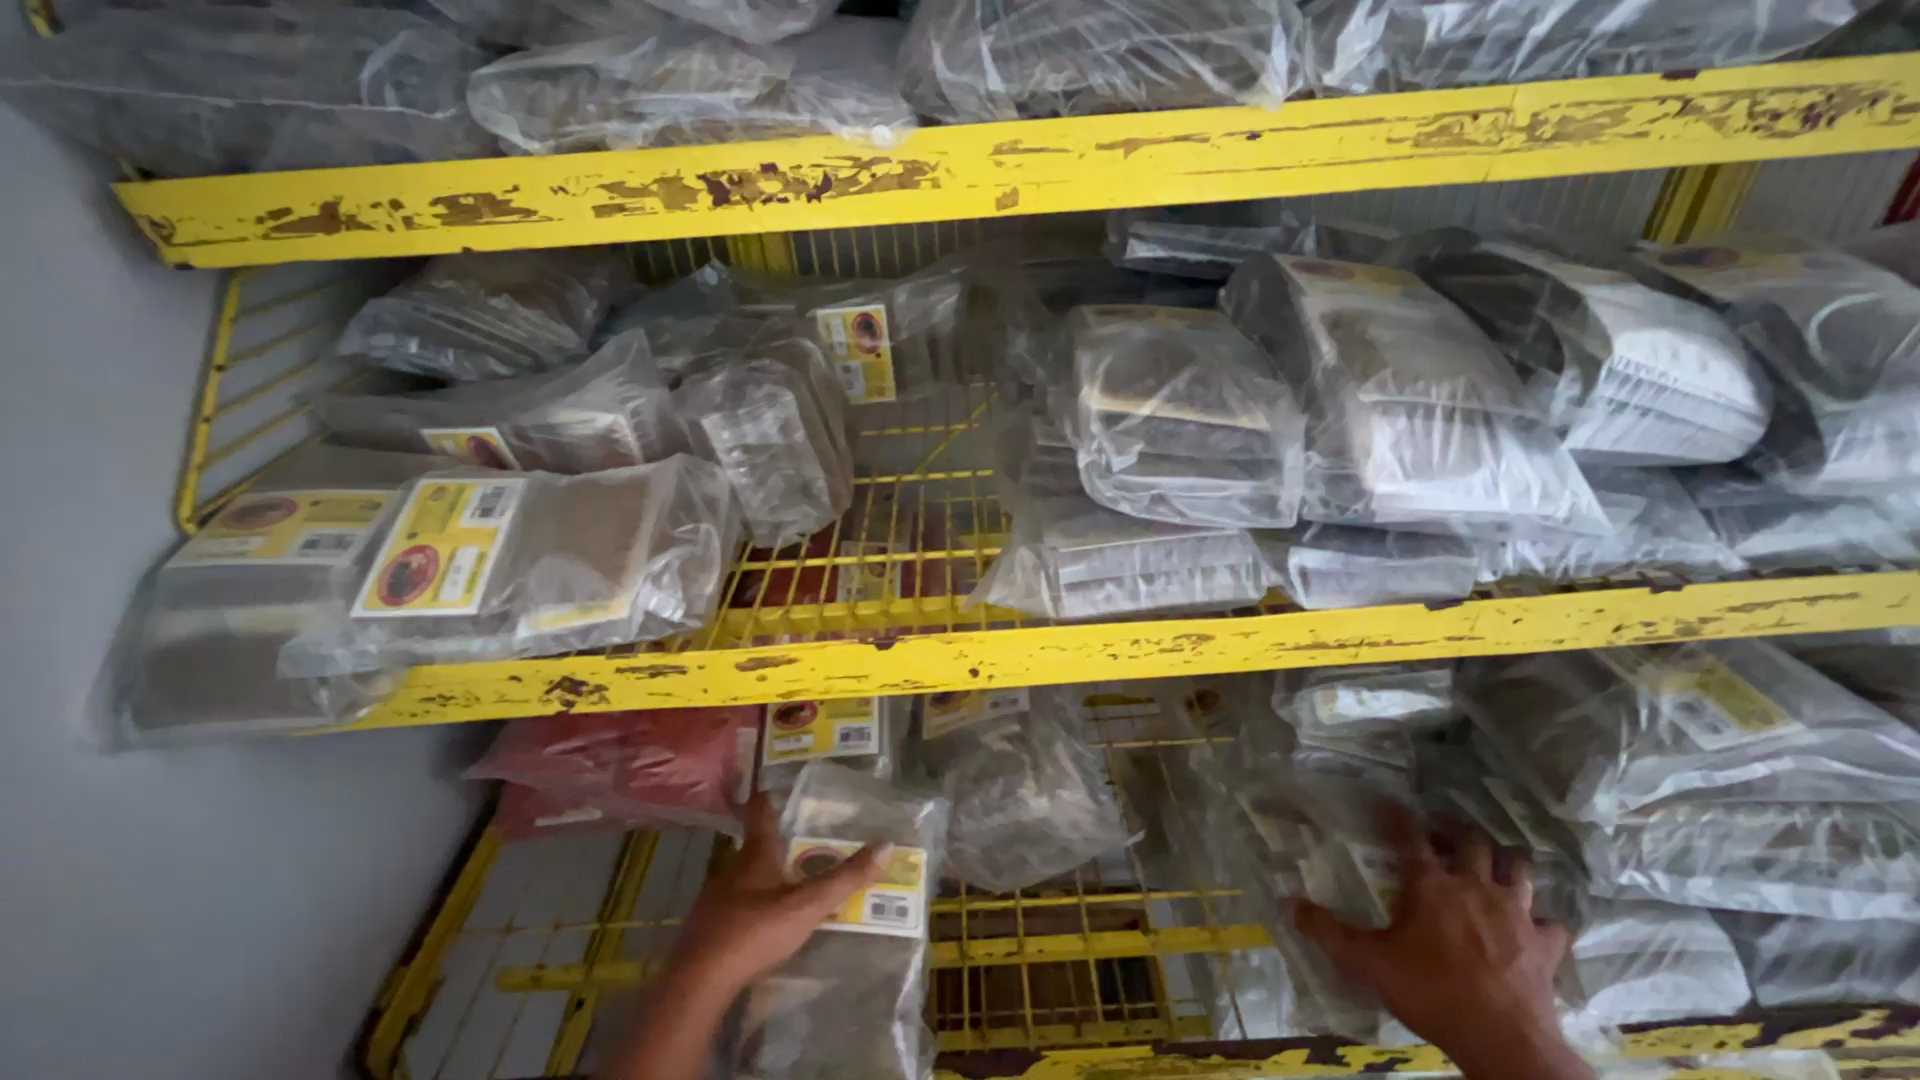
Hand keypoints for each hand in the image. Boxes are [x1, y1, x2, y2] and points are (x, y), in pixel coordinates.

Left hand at [664, 793, 891, 997]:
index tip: (782, 786)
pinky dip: (753, 905)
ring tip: (793, 881)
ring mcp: (716, 897)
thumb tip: (886, 844)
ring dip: (767, 875)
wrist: (699, 980)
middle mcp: (732, 867)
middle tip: (807, 841)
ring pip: (745, 876)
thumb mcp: (808, 905)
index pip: (761, 811)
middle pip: (756, 845)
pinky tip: (767, 921)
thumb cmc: (755, 931)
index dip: (770, 796)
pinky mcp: (709, 926)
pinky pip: (736, 905)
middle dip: (779, 842)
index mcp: (756, 853)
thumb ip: (845, 878)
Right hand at [1292, 811, 1587, 1079]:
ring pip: (1517, 868)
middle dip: (1456, 831)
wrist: (1501, 1040)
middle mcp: (1475, 886)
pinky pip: (1550, 922)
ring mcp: (1516, 914)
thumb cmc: (1429, 992)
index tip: (1389, 804)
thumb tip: (1286, 903)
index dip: (1398, 816)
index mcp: (1430, 885)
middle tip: (1442, 832)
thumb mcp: (1365, 962)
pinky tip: (1532, 925)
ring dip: (1503, 861)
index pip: (1411, 835)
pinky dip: (1540, 919)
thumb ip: (1326, 931)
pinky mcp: (1545, 944)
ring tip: (1490, 864)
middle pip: (1471, 841)